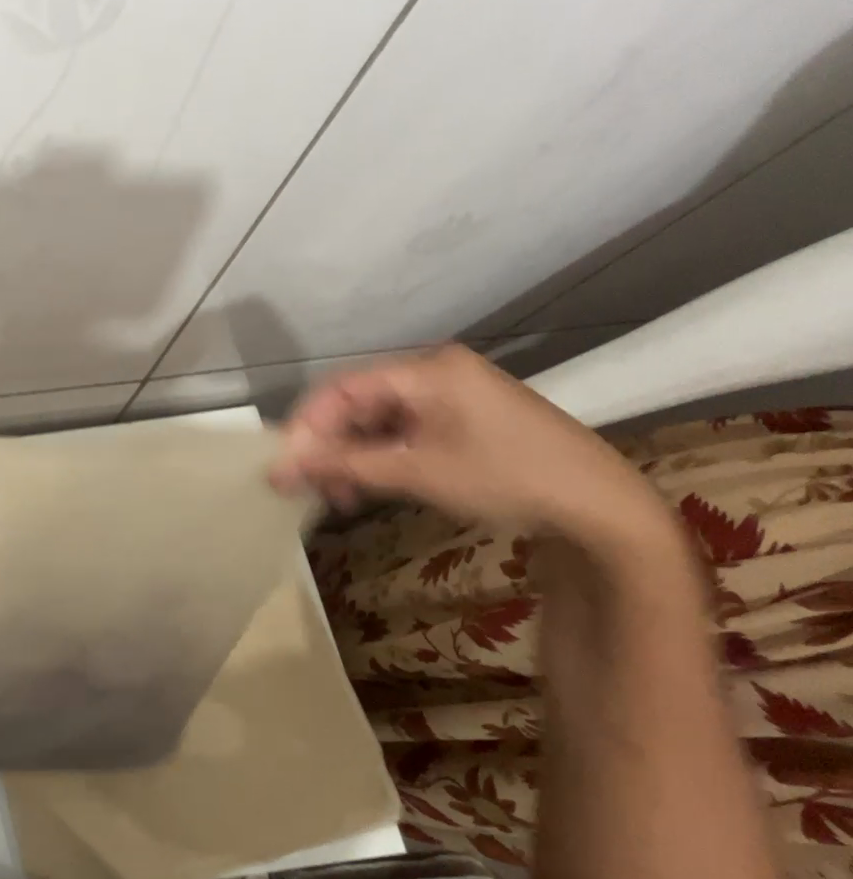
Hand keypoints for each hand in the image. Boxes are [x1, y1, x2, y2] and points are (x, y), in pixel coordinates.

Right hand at [269, 345, 662, 540]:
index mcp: (428, 371)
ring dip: (352, 457)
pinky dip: (380, 458)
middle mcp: (436, 374)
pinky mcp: (463, 420)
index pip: (343, 388)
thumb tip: (277, 469)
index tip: (285, 465)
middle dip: (328, 446)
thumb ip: (343, 466)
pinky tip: (368, 488)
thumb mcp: (417, 472)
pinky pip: (403, 431)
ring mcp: (452, 397)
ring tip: (338, 497)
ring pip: (378, 421)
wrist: (600, 507)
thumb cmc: (506, 479)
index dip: (307, 426)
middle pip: (358, 403)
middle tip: (306, 487)